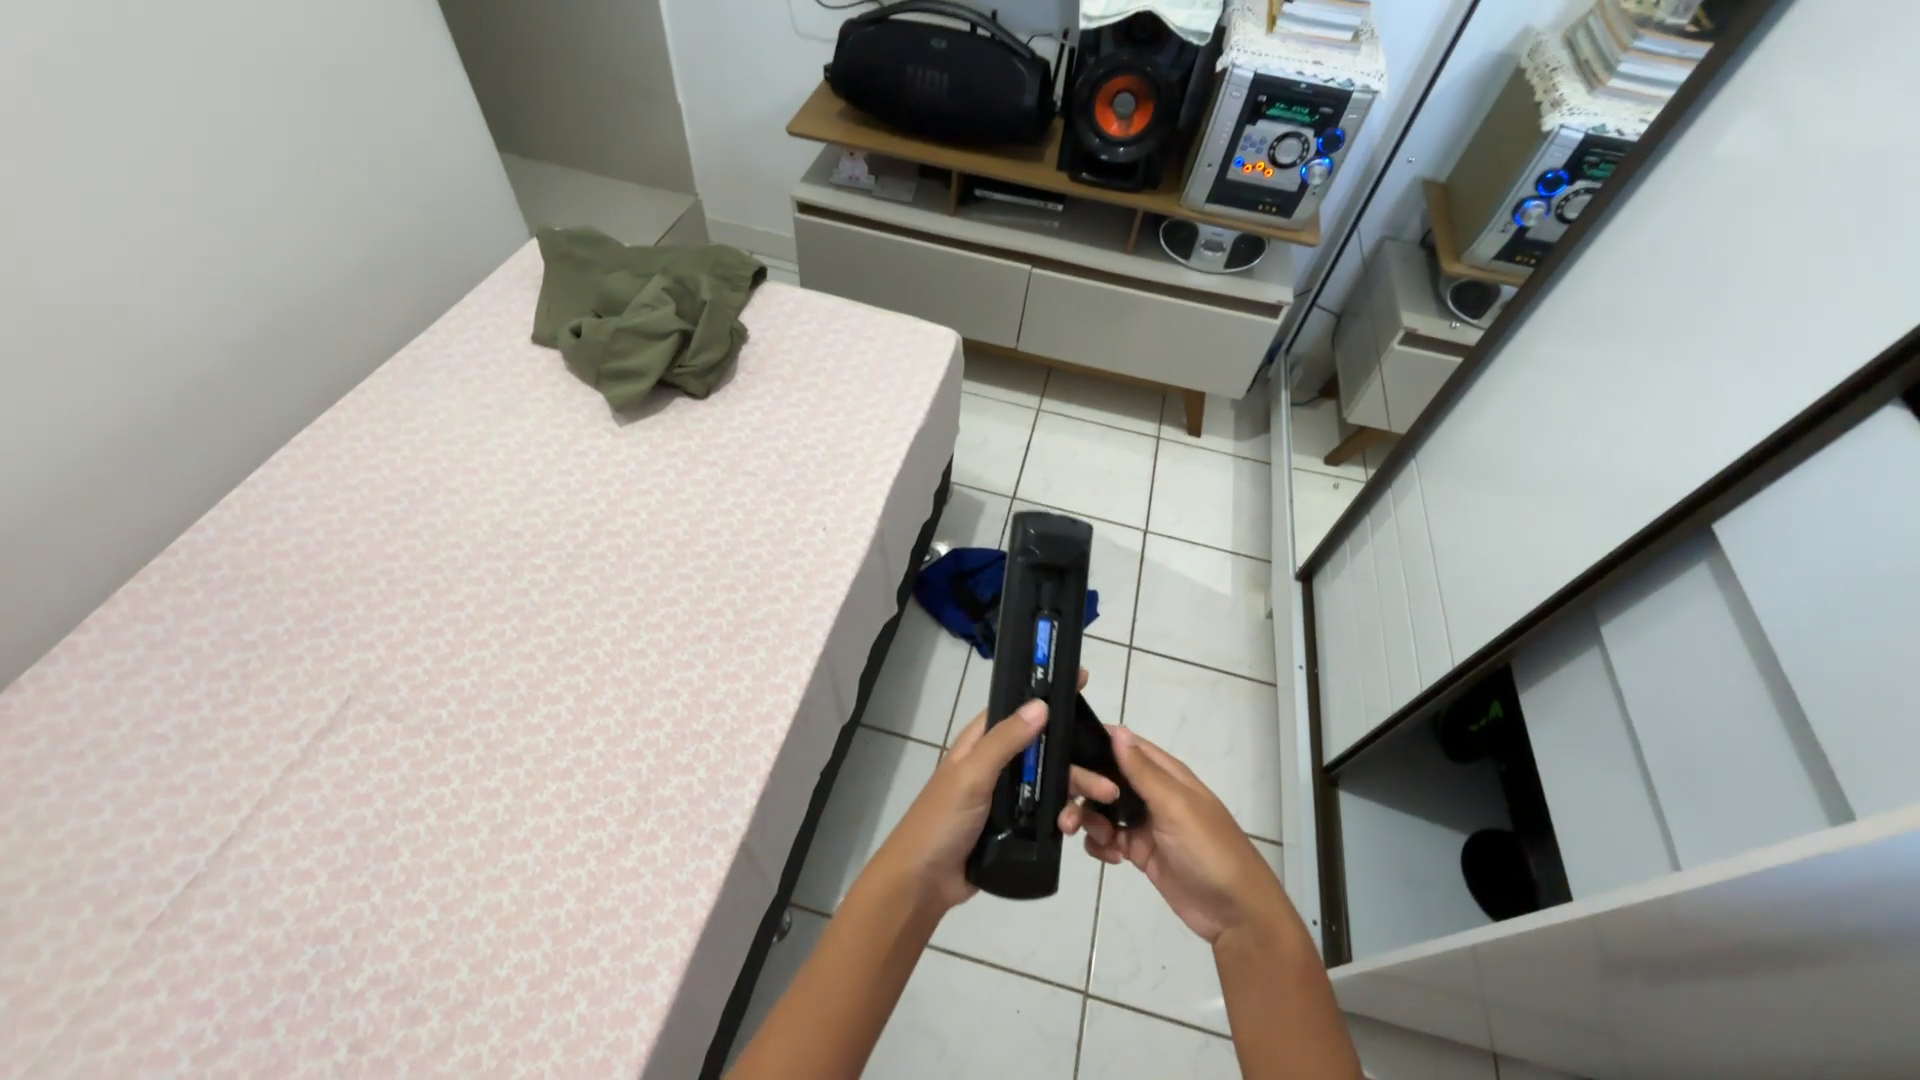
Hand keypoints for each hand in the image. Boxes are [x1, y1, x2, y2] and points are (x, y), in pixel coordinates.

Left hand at [869, 669, 1120, 912]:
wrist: (923, 882)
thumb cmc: (941, 820)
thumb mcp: (971, 776)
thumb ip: (1004, 741)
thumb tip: (1040, 704)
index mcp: (979, 744)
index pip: (1017, 709)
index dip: (1047, 696)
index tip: (1083, 683)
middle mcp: (995, 765)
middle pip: (1044, 752)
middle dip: (1076, 763)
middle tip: (1108, 781)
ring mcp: (1006, 798)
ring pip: (1050, 785)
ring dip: (1075, 794)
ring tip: (1101, 808)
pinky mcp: (1013, 827)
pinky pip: (1046, 814)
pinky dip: (1065, 817)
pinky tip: (1077, 828)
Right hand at [1060, 727, 1288, 943]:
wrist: (1233, 912)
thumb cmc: (1209, 850)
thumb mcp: (1176, 806)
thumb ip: (1143, 771)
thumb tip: (1116, 730)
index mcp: (1165, 773)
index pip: (1124, 746)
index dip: (1094, 744)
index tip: (1063, 752)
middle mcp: (1151, 793)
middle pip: (1105, 777)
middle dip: (1084, 788)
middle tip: (1073, 806)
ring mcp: (1144, 823)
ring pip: (1101, 809)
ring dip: (1087, 818)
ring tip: (1090, 836)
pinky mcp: (1138, 851)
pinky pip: (1106, 839)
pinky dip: (1100, 845)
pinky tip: (1111, 857)